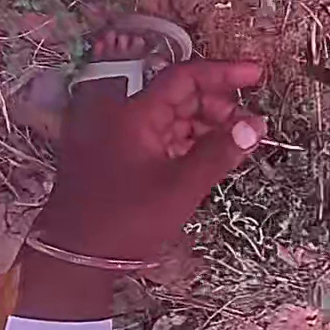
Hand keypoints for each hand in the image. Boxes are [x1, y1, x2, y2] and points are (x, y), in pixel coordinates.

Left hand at [32, 59, 265, 261]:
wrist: (74, 256)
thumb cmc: (126, 220)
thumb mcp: (180, 187)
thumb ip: (220, 152)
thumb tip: (255, 126)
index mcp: (135, 112)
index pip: (184, 77)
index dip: (223, 73)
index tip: (255, 74)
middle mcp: (124, 115)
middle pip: (179, 96)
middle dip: (218, 106)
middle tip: (249, 126)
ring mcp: (118, 134)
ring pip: (170, 117)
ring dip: (204, 126)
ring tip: (234, 144)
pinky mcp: (118, 154)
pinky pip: (159, 136)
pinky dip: (185, 142)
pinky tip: (207, 156)